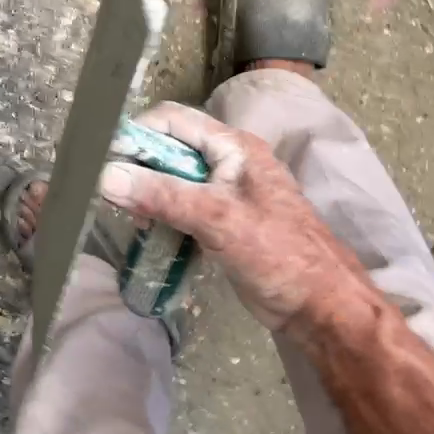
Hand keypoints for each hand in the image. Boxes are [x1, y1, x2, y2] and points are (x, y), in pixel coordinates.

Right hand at [98, 102, 363, 329]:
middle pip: (169, 147)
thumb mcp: (217, 219)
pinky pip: (182, 203)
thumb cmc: (280, 256)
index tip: (107, 158)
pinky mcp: (224, 219)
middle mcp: (228, 160)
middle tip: (118, 194)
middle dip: (140, 167)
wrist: (327, 313)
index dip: (137, 132)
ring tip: (136, 219)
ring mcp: (227, 191)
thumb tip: (105, 176)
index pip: (171, 119)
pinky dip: (163, 213)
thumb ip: (161, 195)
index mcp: (234, 146)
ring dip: (150, 194)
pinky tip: (152, 232)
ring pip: (172, 177)